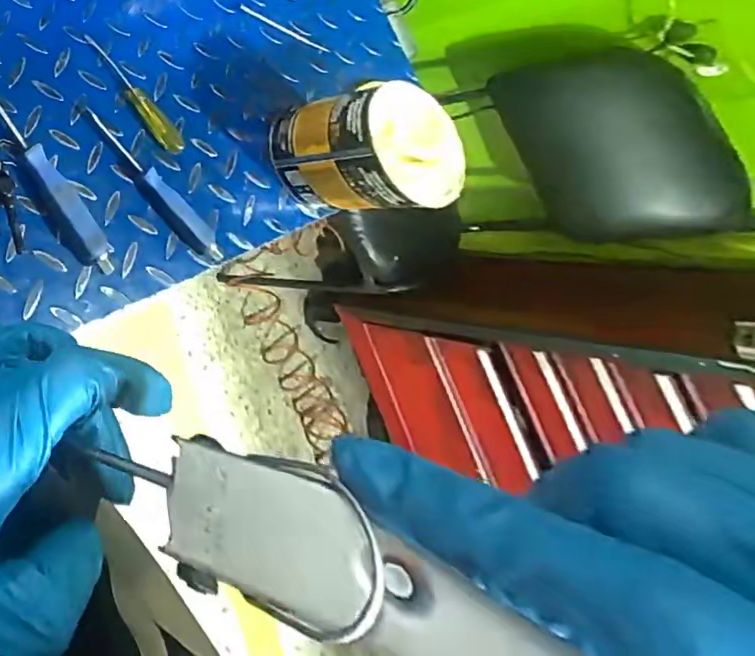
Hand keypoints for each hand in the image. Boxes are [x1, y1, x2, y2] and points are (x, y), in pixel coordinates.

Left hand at [0, 324, 171, 655]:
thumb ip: (63, 574)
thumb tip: (82, 530)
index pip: (78, 368)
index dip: (124, 379)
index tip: (155, 405)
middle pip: (50, 356)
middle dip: (90, 405)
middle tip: (98, 476)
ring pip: (13, 354)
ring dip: (48, 394)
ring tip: (56, 463)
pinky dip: (11, 392)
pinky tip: (2, 452)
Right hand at [334, 411, 754, 654]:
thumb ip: (549, 644)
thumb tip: (438, 594)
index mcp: (722, 649)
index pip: (552, 559)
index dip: (441, 506)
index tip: (362, 465)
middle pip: (632, 484)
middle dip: (569, 506)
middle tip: (559, 552)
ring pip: (710, 446)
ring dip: (654, 482)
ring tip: (660, 537)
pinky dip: (734, 462)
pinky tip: (733, 512)